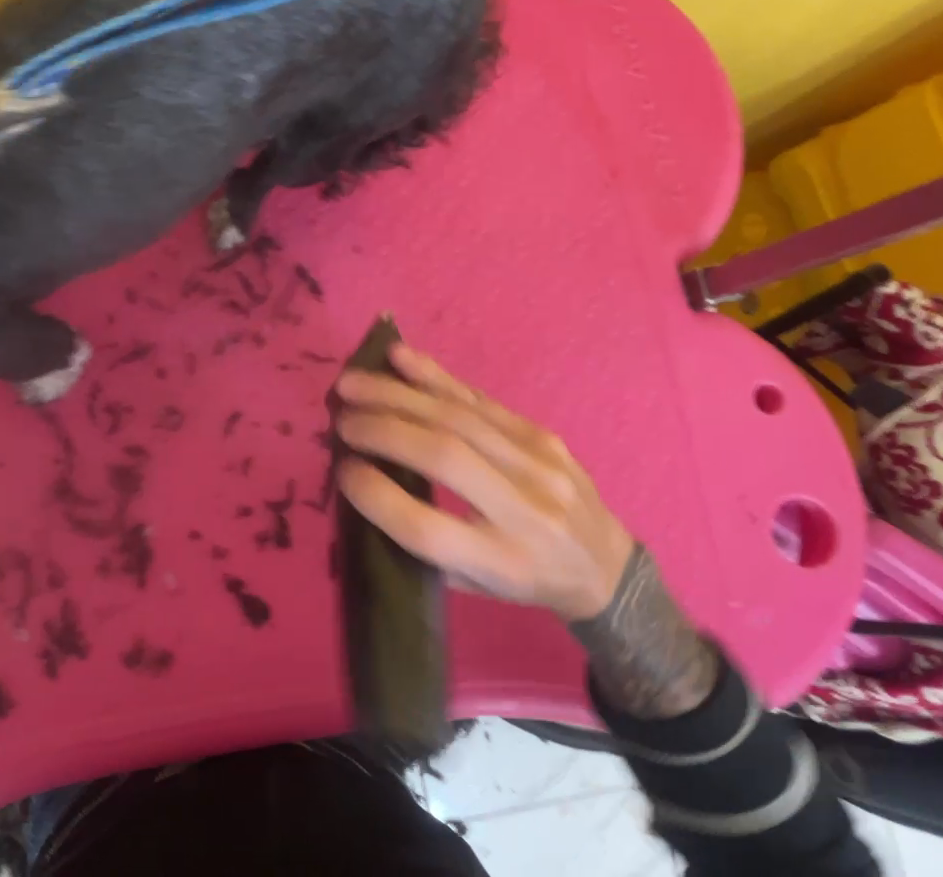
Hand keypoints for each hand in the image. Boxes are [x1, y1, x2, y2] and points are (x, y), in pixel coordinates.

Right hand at [333, 343, 717, 717]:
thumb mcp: (471, 583)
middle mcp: (523, 511)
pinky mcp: (543, 435)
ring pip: (459, 419)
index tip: (340, 469)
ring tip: (351, 383)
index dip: (375, 495)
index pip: (425, 527)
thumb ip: (421, 541)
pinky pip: (480, 399)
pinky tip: (399, 359)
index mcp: (500, 562)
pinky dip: (434, 377)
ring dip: (397, 395)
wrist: (604, 566)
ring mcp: (539, 466)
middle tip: (339, 418)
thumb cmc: (522, 581)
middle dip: (381, 431)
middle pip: (443, 458)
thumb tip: (362, 478)